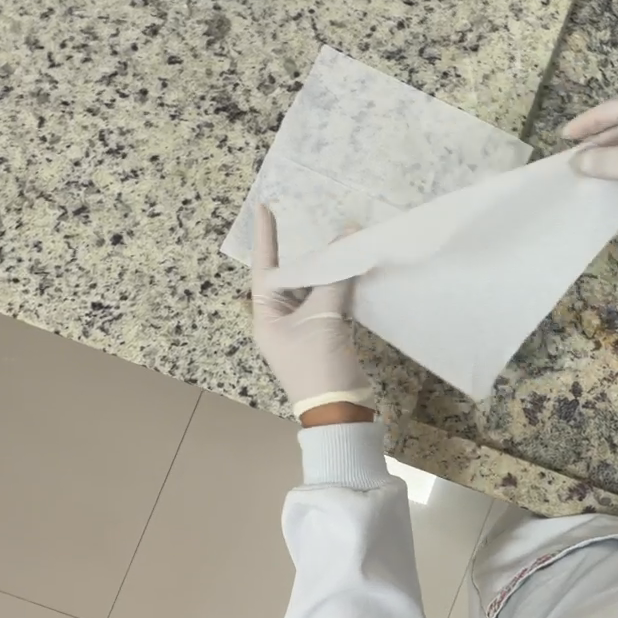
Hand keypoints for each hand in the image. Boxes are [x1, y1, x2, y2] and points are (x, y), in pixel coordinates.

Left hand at [250, 206, 374, 424]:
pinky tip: (354, 276)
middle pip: (293, 278)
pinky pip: (329, 305)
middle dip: (310, 256)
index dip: (266, 237)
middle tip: (328, 232)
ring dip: (328, 273)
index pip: (266, 268)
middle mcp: (279, 321)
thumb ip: (336, 279)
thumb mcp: (324, 318)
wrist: (338, 410)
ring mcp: (302, 330)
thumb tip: (348, 240)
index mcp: (266, 316)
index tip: (264, 207)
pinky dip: (340, 290)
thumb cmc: (319, 365)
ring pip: (314, 291)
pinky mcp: (324, 338)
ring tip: (344, 248)